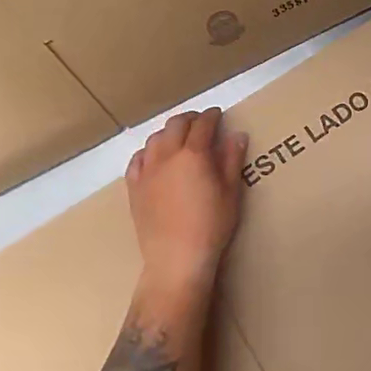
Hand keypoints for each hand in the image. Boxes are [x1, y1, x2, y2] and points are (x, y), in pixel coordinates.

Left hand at [125, 108, 248, 302]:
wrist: (176, 257)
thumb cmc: (211, 225)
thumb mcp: (230, 192)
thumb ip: (231, 159)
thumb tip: (236, 135)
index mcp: (193, 154)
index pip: (203, 125)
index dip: (212, 116)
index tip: (218, 114)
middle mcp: (166, 156)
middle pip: (175, 125)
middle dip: (190, 118)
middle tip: (201, 121)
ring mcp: (146, 171)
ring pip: (154, 139)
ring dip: (169, 132)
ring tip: (179, 136)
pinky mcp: (134, 187)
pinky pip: (137, 159)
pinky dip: (148, 151)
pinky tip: (155, 156)